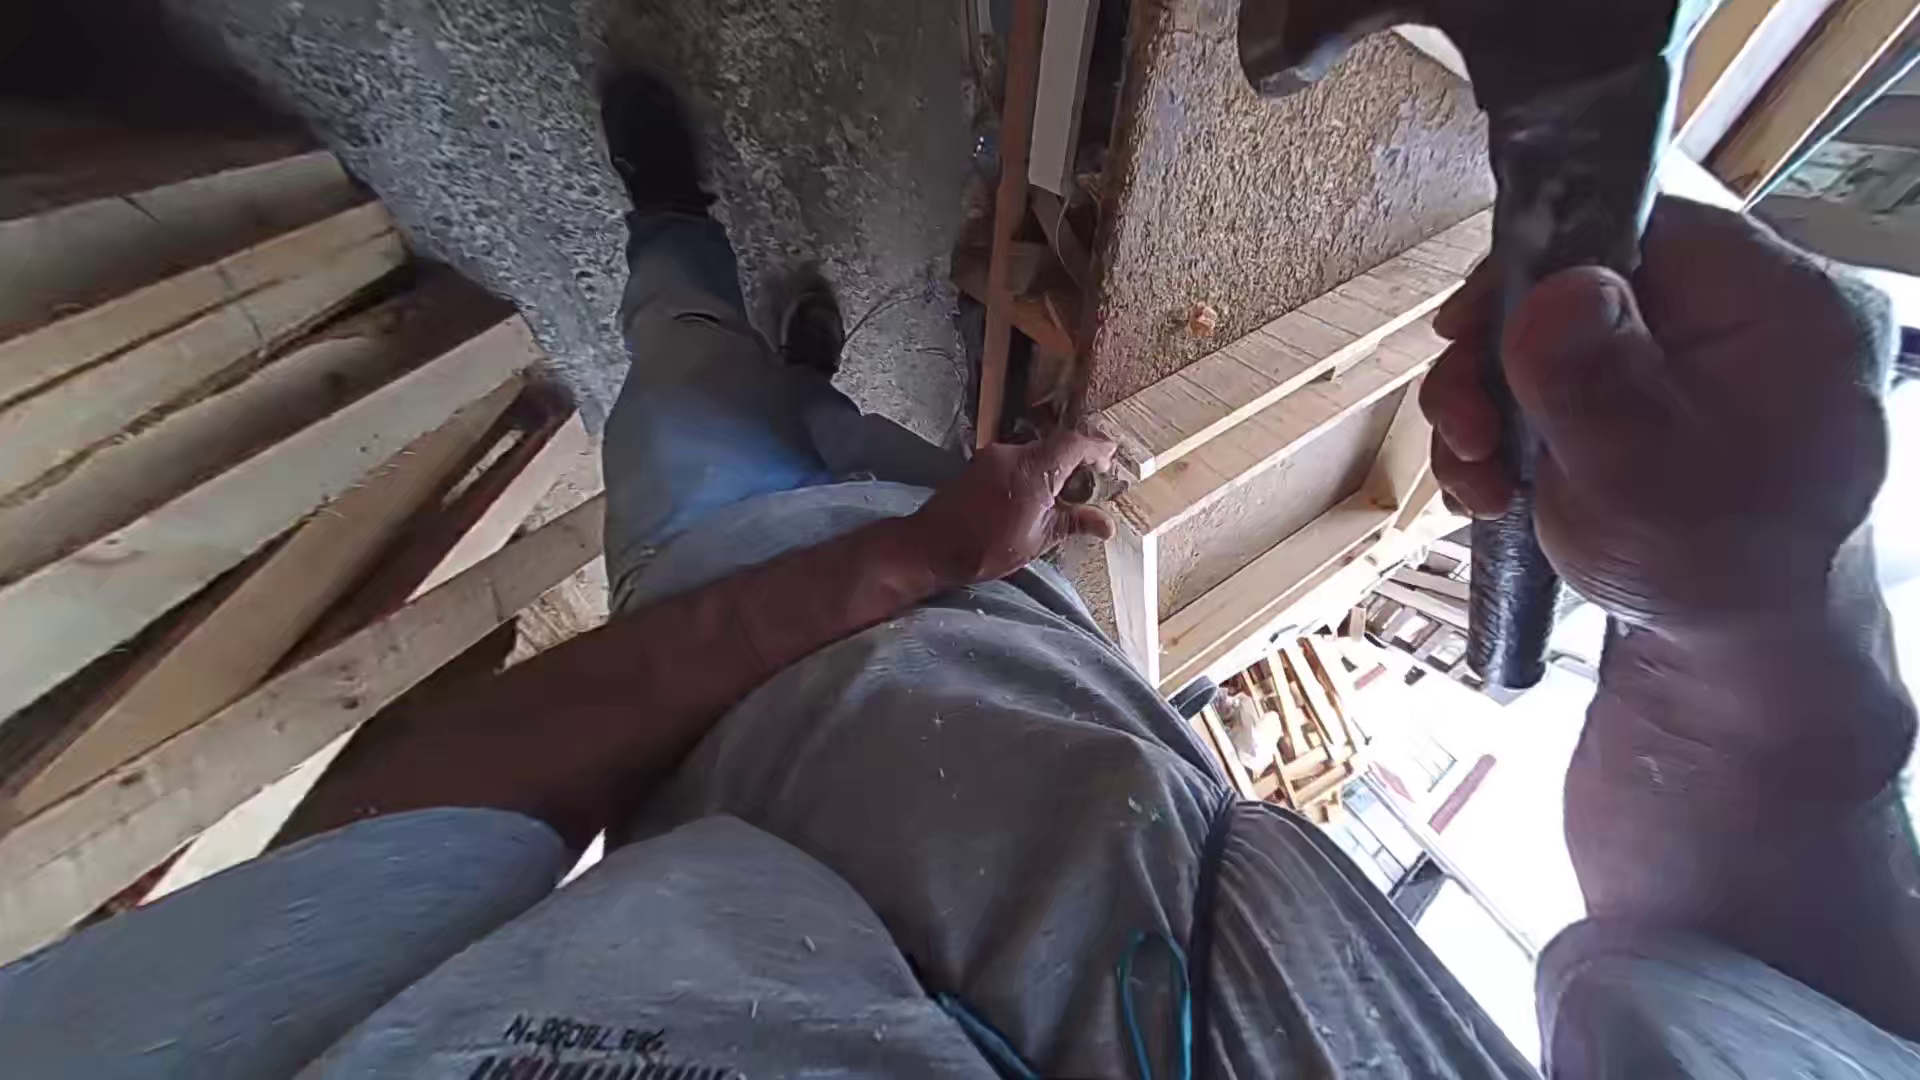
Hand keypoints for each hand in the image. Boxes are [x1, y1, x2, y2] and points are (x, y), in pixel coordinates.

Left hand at [906, 430, 1117, 584]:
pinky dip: (1030, 471)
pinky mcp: (978, 464)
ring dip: (1051, 467)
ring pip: (1033, 452)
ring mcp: (992, 457)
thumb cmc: (985, 548)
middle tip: (1090, 480)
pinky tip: (1031, 495)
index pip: (1074, 443)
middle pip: (1054, 445)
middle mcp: (1012, 454)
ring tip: (1061, 494)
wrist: (931, 547)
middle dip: (1075, 460)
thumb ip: (1072, 523)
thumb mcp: (1037, 540)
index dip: (1096, 448)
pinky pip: (1014, 459)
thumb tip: (1107, 525)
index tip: (1109, 460)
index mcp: (1033, 471)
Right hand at [1421, 197, 1895, 635]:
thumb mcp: (1644, 473)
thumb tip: (1550, 291)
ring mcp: (1648, 370)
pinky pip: (1515, 401)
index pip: (1635, 232)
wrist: (1712, 634)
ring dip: (1472, 421)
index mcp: (1764, 310)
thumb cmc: (1704, 560)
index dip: (1534, 266)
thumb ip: (1599, 382)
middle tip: (1465, 440)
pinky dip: (1482, 446)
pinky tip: (1488, 490)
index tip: (1457, 328)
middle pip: (1551, 301)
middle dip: (1482, 374)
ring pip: (1517, 358)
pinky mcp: (1603, 409)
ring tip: (1480, 485)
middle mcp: (1705, 327)